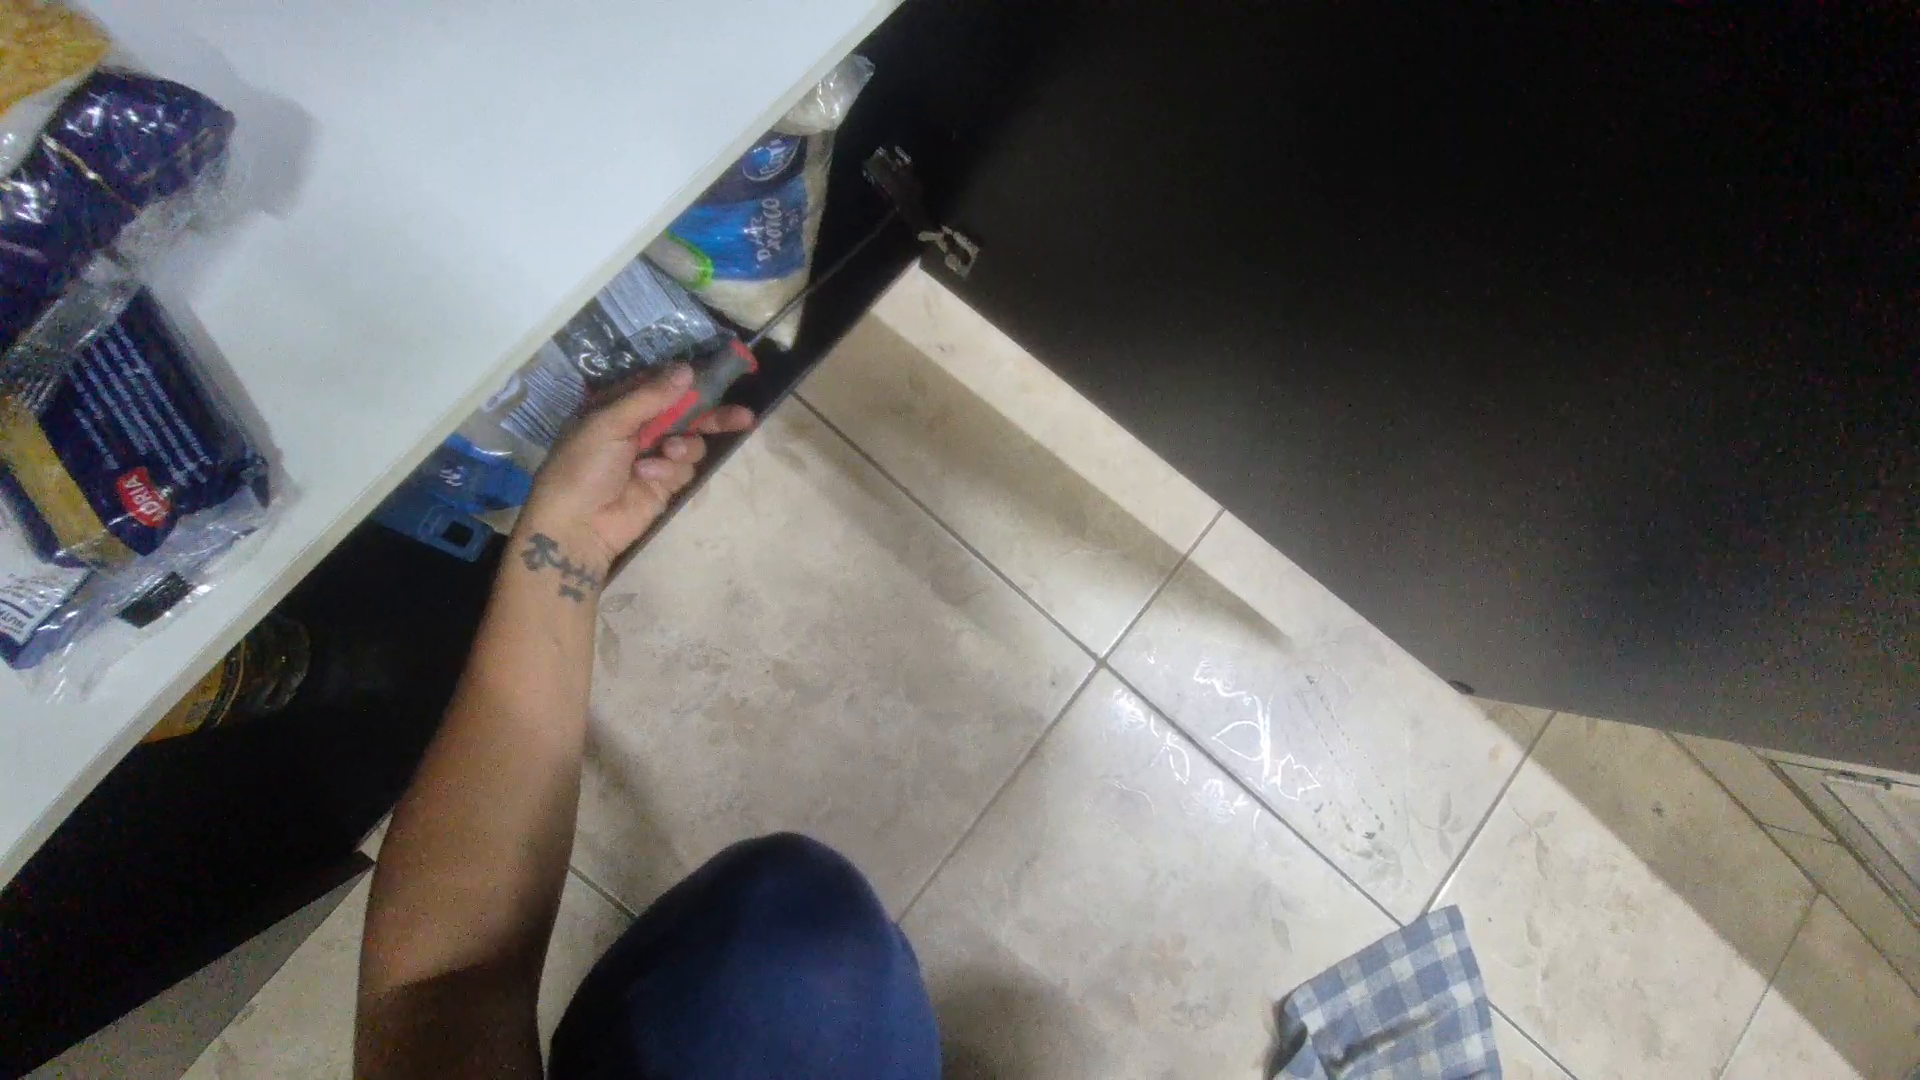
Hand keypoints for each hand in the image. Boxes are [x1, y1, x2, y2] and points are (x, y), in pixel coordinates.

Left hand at [514, 364, 754, 579]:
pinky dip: (670, 470)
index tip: (719, 377)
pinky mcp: (666, 483)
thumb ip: (651, 397)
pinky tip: (647, 476)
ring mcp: (656, 457)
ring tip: (669, 453)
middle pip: (688, 415)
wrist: (578, 524)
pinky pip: (685, 469)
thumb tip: (687, 369)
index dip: (690, 382)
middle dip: (714, 416)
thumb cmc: (582, 466)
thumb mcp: (610, 423)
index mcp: (620, 407)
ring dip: (685, 447)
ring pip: (693, 443)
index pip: (662, 386)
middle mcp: (641, 428)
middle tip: (743, 416)